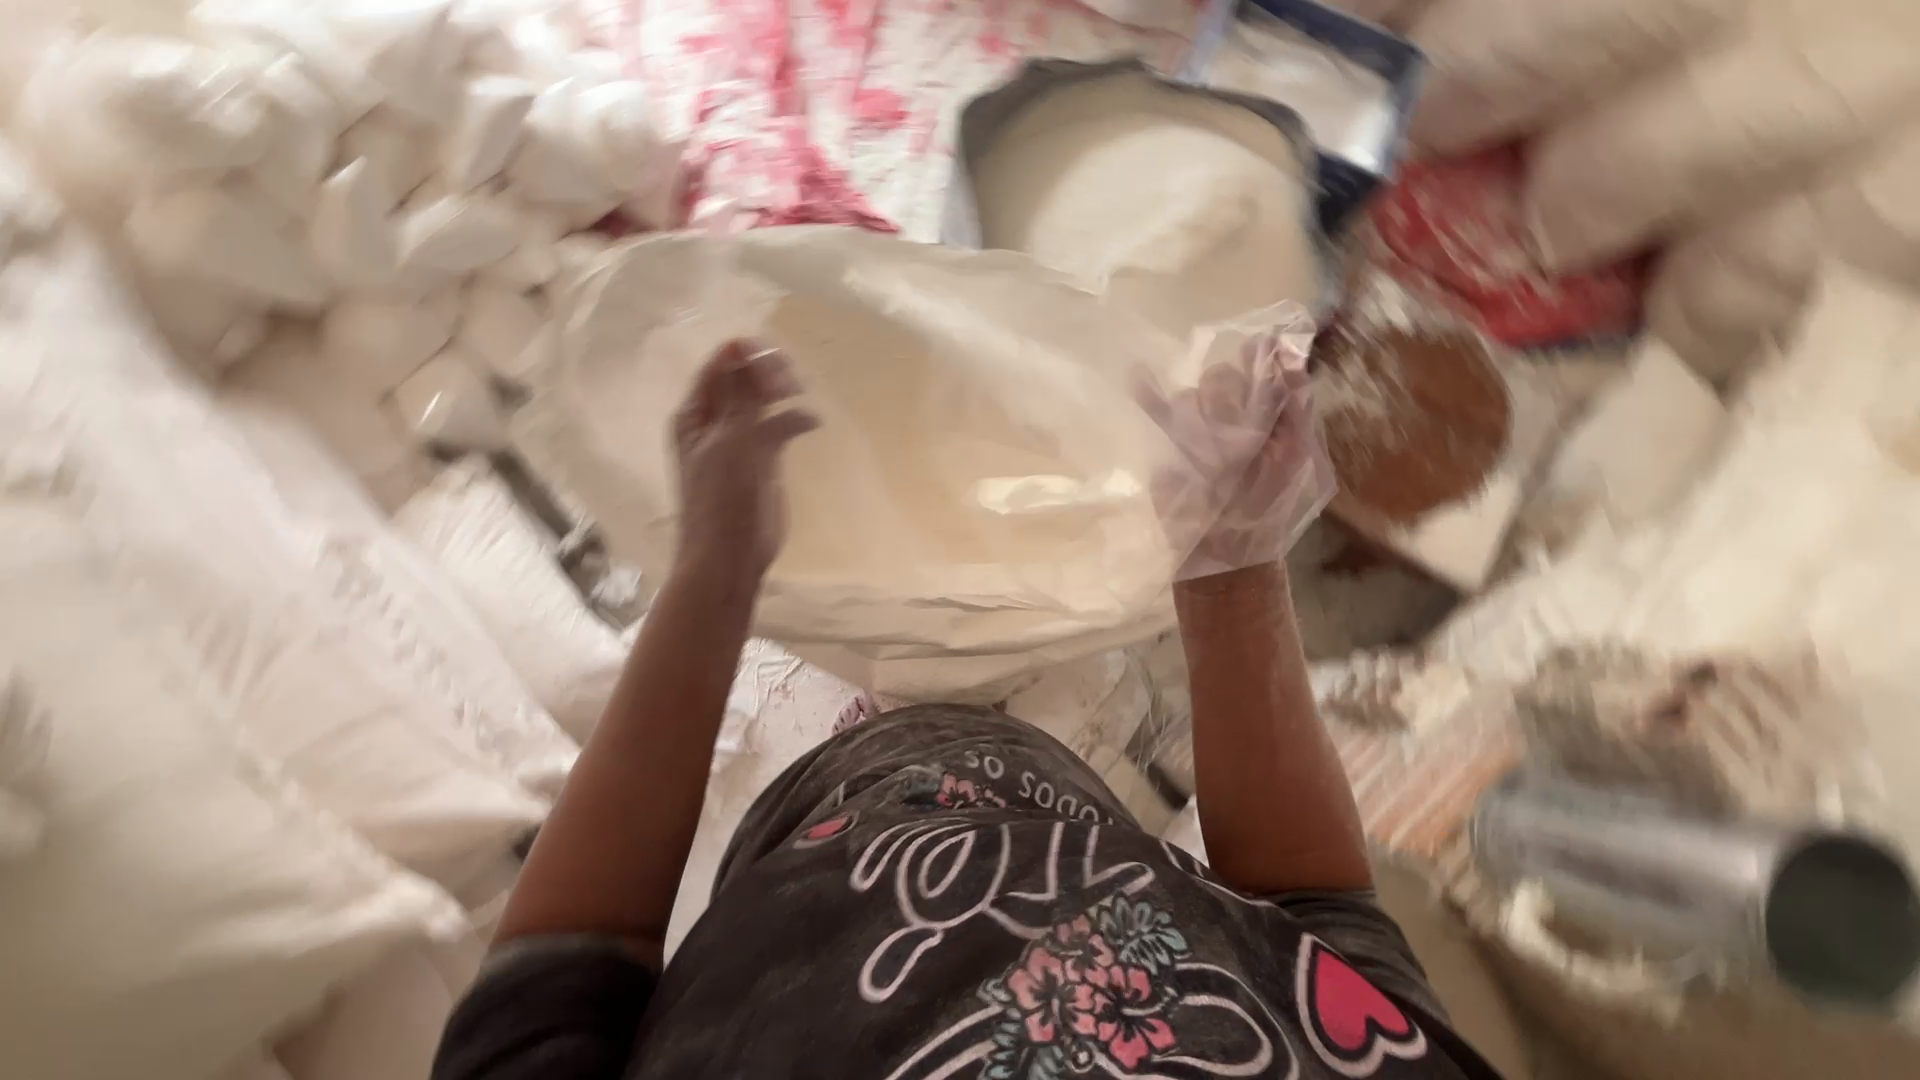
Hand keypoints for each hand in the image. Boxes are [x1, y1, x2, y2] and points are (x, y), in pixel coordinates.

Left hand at [670, 339, 819, 582]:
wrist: (729, 554)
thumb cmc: (721, 497)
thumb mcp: (730, 440)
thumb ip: (740, 396)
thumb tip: (744, 347)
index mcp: (694, 414)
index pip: (718, 368)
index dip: (743, 354)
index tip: (773, 353)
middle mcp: (714, 423)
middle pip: (740, 382)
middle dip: (765, 372)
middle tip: (791, 376)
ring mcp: (739, 442)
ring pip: (760, 403)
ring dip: (779, 392)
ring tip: (801, 389)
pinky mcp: (762, 461)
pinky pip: (777, 429)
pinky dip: (793, 421)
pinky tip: (812, 421)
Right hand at [1138, 327, 1334, 579]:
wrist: (1226, 554)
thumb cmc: (1266, 508)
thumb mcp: (1294, 457)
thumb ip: (1296, 408)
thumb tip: (1290, 358)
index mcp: (1266, 415)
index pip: (1260, 369)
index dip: (1259, 356)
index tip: (1258, 348)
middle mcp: (1230, 415)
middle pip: (1221, 378)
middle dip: (1227, 398)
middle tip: (1233, 432)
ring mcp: (1197, 429)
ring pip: (1191, 396)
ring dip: (1198, 416)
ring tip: (1209, 454)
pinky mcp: (1169, 446)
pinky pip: (1157, 412)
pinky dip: (1147, 393)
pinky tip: (1137, 374)